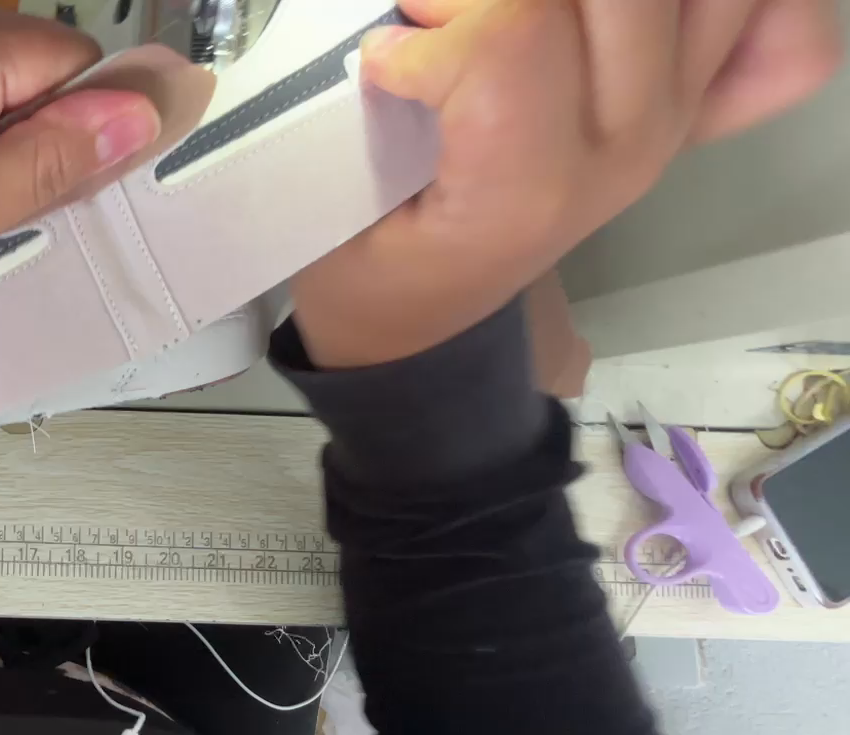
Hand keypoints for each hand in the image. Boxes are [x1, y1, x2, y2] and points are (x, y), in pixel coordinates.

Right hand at [291, 0, 841, 368]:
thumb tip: (408, 21)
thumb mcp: (337, 219)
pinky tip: (627, 18)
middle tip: (432, 15)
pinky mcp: (693, 109)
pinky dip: (712, 0)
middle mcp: (621, 153)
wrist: (416, 322)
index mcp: (515, 198)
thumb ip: (378, 121)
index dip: (434, 29)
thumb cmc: (362, 278)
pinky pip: (777, 15)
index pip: (511, 44)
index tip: (377, 55)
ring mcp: (671, 126)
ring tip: (502, 16)